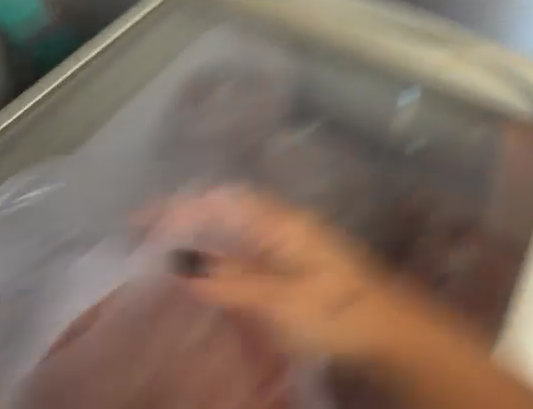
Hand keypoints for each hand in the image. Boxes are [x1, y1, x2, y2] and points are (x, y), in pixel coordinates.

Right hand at [146, 186, 456, 363]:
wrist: (390, 332)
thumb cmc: (337, 310)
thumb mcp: (279, 298)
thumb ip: (231, 279)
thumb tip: (178, 259)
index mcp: (284, 223)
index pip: (225, 200)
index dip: (183, 205)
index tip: (142, 217)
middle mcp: (288, 227)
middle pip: (230, 213)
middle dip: (189, 219)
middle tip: (146, 236)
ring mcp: (295, 249)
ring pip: (239, 235)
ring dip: (205, 241)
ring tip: (166, 257)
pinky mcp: (299, 274)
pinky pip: (251, 258)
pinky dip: (224, 263)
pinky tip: (210, 282)